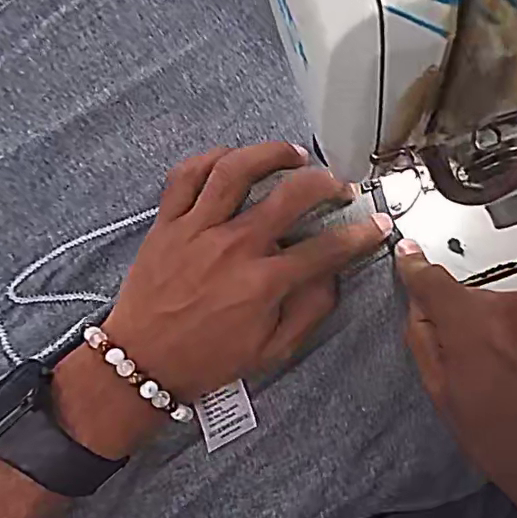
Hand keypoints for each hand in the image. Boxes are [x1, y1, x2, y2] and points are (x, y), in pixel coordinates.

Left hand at [54, 142, 390, 458]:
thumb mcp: (270, 350)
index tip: (374, 226)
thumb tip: (332, 278)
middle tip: (338, 187)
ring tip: (293, 155)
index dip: (360, 235)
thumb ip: (308, 312)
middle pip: (292, 195)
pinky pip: (187, 175)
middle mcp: (234, 247)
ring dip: (271, 154)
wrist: (143, 363)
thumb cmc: (205, 359)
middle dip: (326, 184)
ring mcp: (197, 230)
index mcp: (263, 284)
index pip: (326, 248)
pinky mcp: (168, 223)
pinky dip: (210, 158)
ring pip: (238, 170)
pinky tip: (231, 158)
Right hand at [395, 239, 516, 512]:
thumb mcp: (443, 395)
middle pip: (474, 296)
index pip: (433, 279)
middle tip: (481, 362)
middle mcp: (513, 310)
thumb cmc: (508, 440)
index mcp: (471, 327)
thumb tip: (417, 306)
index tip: (410, 257)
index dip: (416, 268)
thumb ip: (423, 339)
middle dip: (471, 320)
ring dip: (508, 327)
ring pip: (510, 304)